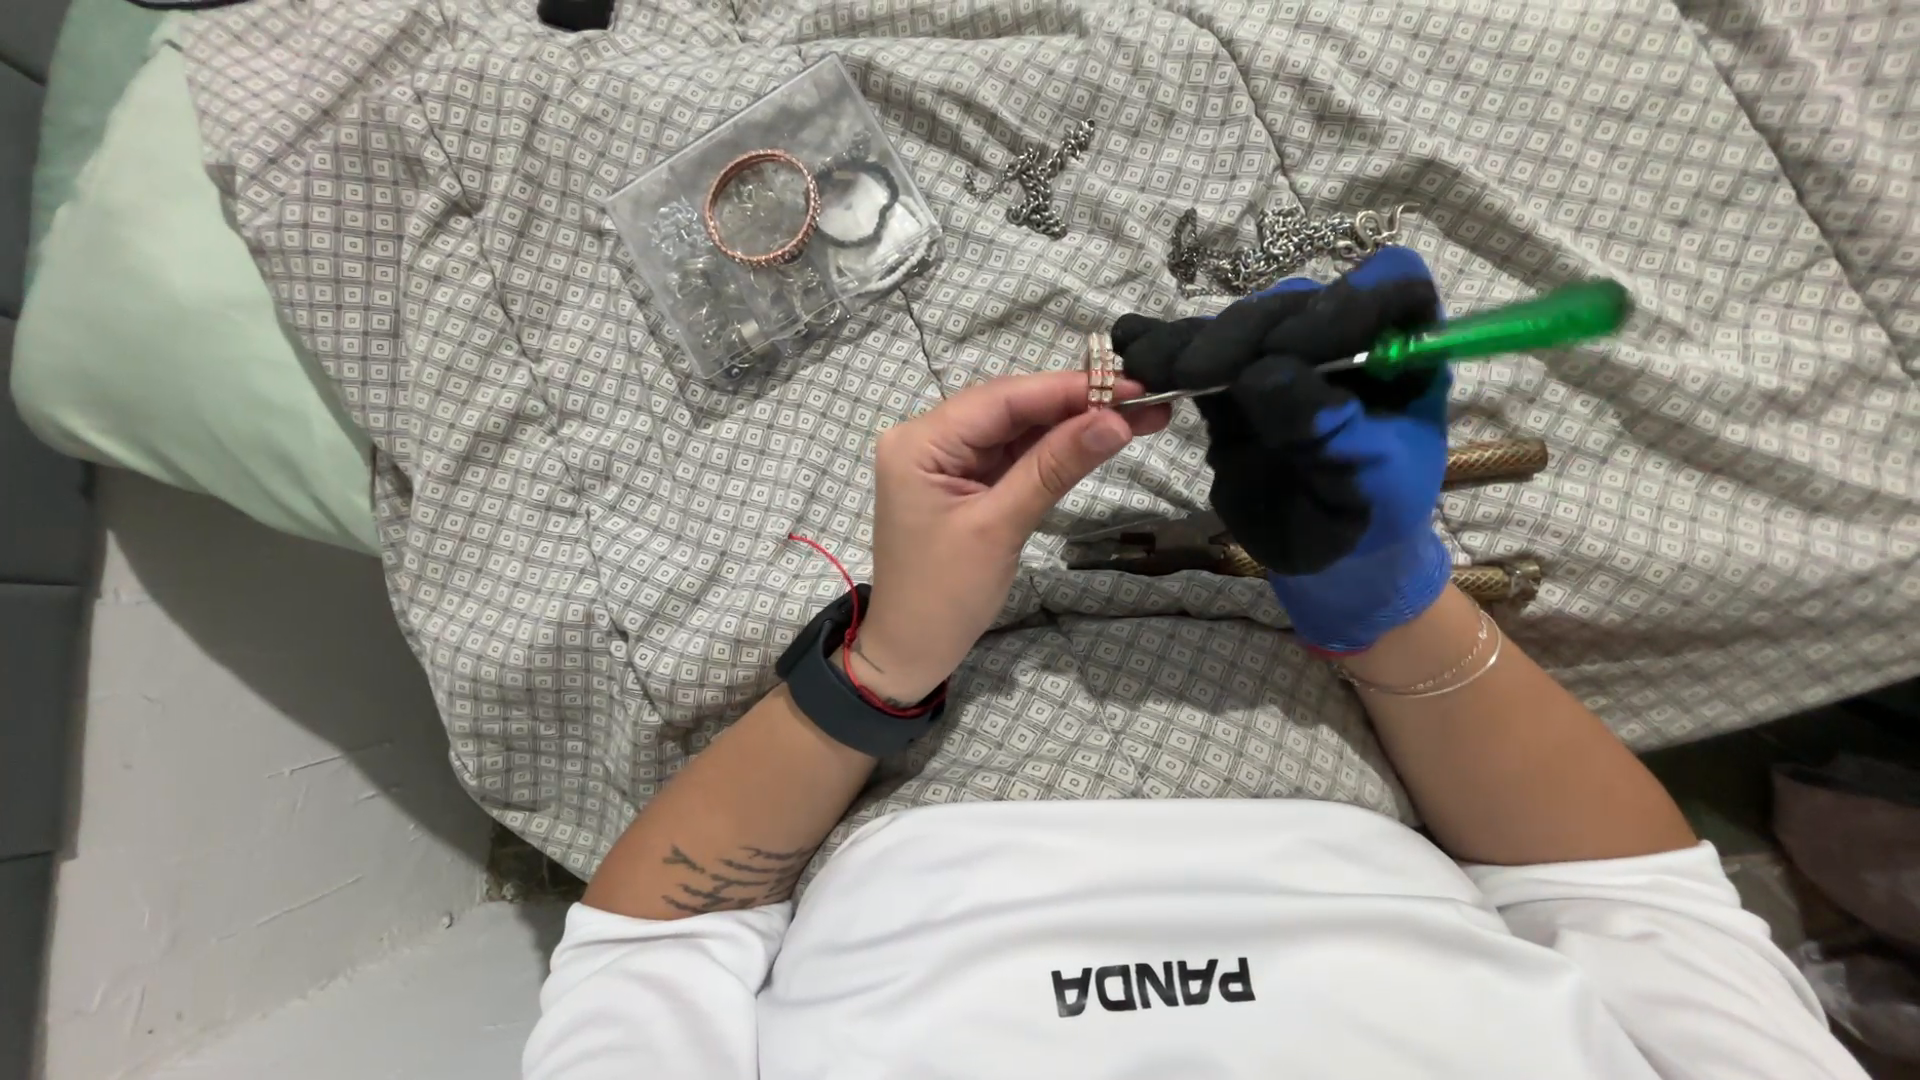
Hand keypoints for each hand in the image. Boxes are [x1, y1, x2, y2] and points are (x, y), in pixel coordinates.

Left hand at [849, 372, 1170, 702]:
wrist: (911, 650)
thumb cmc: (945, 595)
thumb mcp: (1000, 527)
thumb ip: (1054, 467)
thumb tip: (1115, 420)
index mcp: (920, 442)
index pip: (1002, 398)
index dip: (1068, 388)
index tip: (1131, 383)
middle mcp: (927, 439)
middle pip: (1011, 409)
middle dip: (1078, 404)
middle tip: (1147, 399)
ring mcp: (945, 461)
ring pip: (1016, 430)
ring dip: (1073, 425)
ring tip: (1140, 416)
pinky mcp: (963, 483)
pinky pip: (1011, 457)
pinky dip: (1052, 451)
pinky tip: (1096, 438)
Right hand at [1112, 247, 1450, 652]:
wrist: (1324, 552)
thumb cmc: (1365, 517)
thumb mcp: (1366, 480)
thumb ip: (1326, 427)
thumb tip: (1262, 372)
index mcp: (1400, 355)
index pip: (1389, 291)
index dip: (1342, 305)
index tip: (1285, 349)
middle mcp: (1343, 340)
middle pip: (1294, 305)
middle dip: (1241, 335)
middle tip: (1192, 372)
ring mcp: (1282, 356)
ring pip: (1239, 325)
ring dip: (1190, 342)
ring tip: (1144, 362)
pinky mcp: (1234, 379)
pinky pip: (1201, 353)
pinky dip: (1165, 346)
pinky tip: (1131, 341)